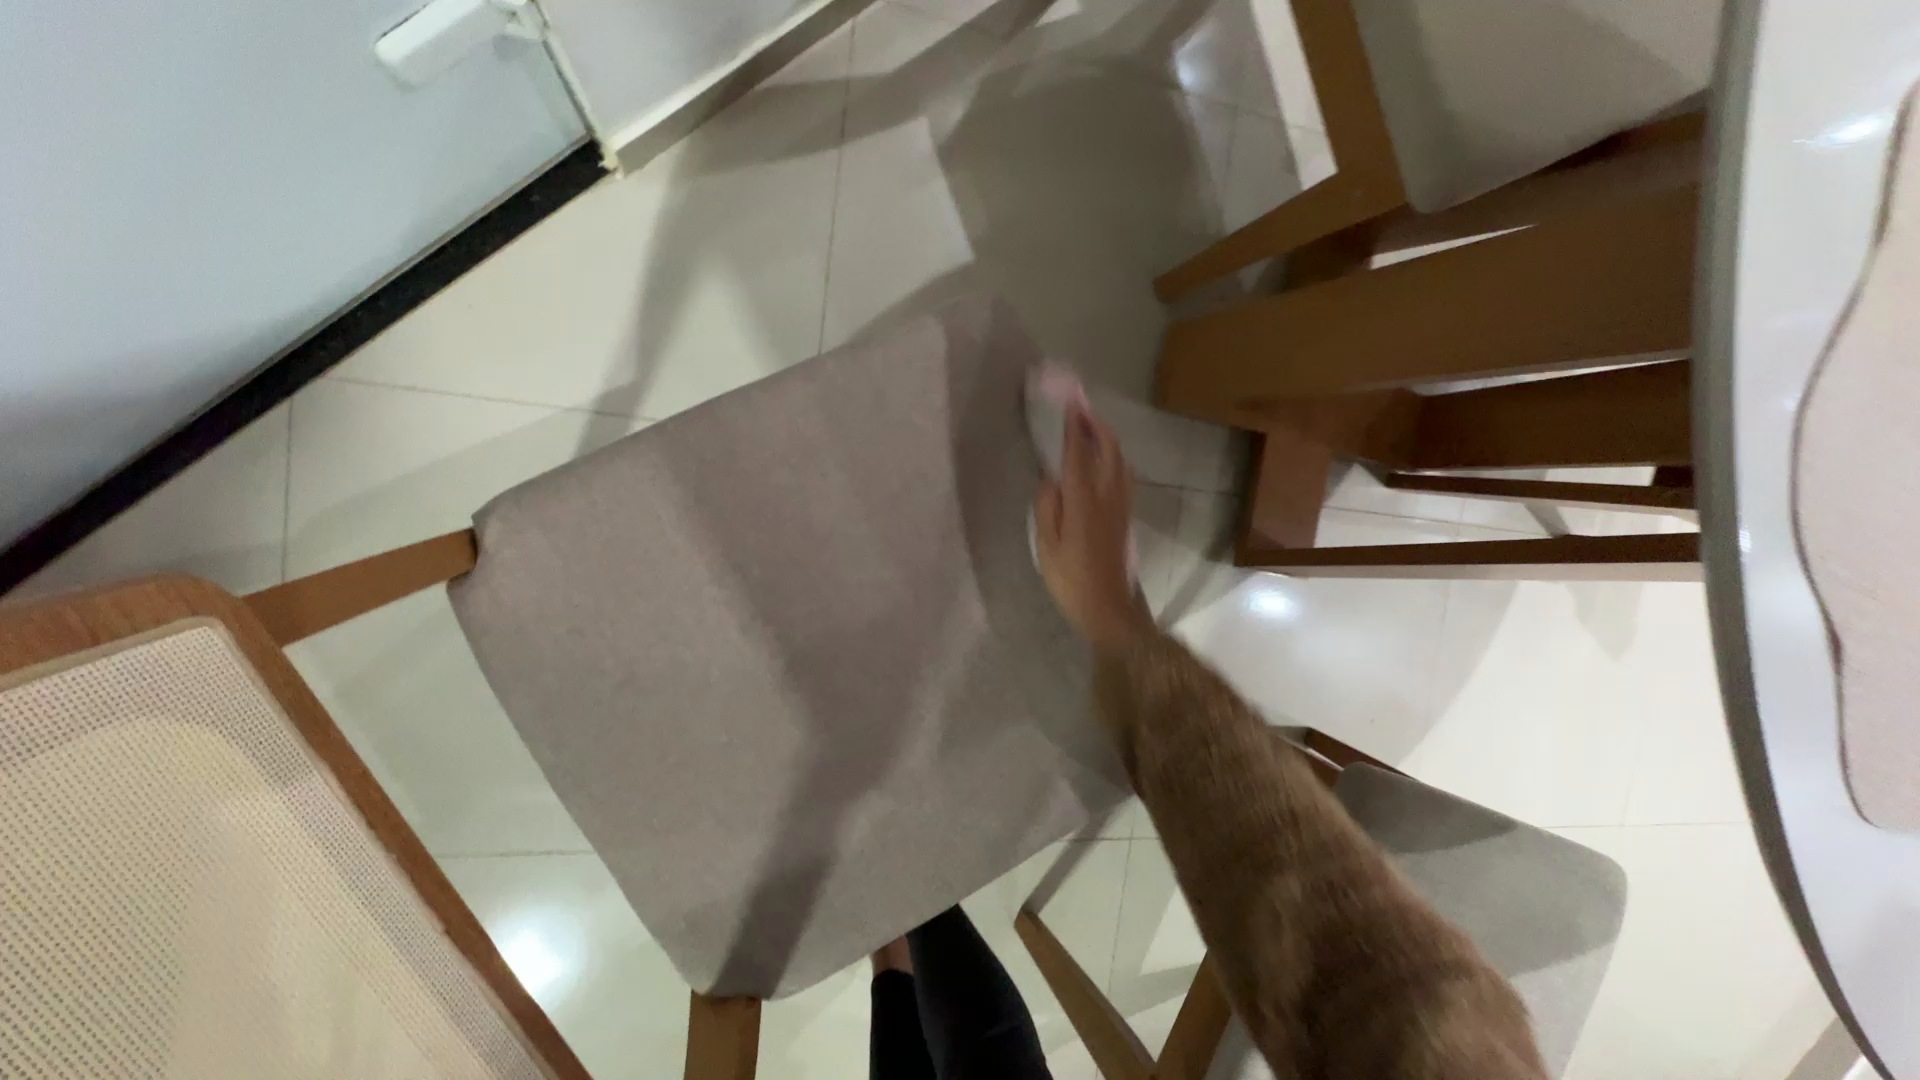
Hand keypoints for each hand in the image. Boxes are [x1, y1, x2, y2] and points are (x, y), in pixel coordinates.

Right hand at [1034, 404, 1152, 652]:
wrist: (1109, 606)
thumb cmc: (1071, 580)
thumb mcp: (1046, 547)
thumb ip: (1047, 508)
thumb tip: (1050, 480)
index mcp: (1082, 501)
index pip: (1078, 454)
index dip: (1074, 426)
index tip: (1071, 403)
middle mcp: (1106, 496)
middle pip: (1107, 450)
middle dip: (1096, 425)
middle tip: (1081, 408)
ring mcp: (1120, 505)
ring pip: (1120, 461)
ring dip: (1107, 439)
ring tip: (1093, 427)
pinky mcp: (1125, 516)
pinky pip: (1124, 475)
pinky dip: (1115, 457)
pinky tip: (1107, 460)